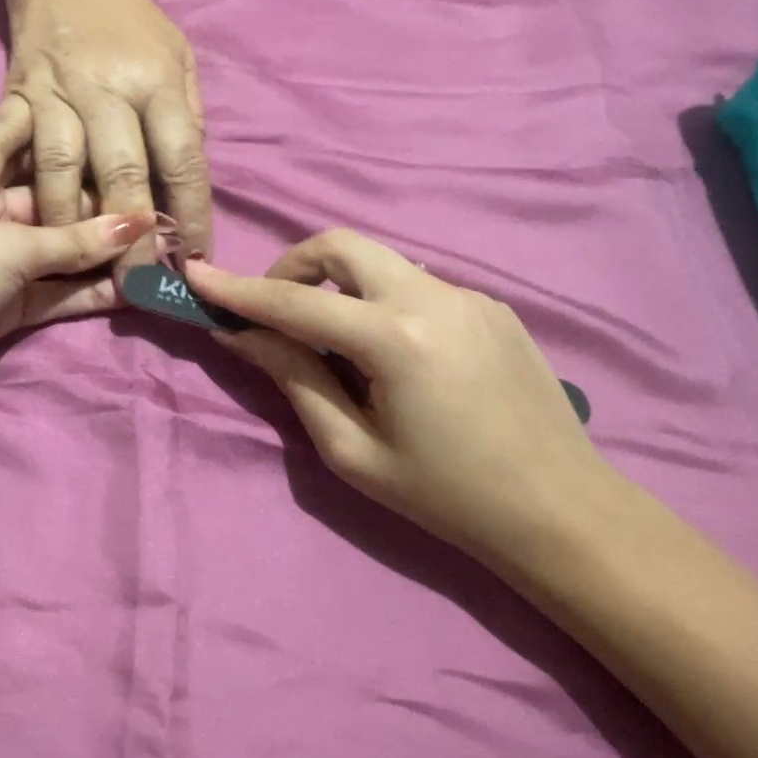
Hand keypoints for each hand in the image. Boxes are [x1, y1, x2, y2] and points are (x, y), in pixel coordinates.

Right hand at [0, 0, 210, 266]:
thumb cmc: (131, 24)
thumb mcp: (179, 58)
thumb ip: (186, 118)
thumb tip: (189, 187)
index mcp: (156, 81)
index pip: (181, 158)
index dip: (190, 213)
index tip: (193, 260)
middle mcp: (107, 89)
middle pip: (121, 171)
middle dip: (129, 236)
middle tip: (137, 287)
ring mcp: (57, 90)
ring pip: (60, 161)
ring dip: (66, 217)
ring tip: (72, 264)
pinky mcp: (17, 90)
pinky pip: (2, 126)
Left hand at [0, 161, 156, 387]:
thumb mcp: (14, 245)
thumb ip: (79, 239)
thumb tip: (143, 223)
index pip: (43, 164)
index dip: (91, 171)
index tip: (141, 175)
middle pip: (57, 213)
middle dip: (105, 223)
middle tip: (161, 225)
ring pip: (60, 257)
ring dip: (102, 262)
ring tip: (155, 260)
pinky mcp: (7, 305)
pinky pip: (55, 292)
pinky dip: (87, 293)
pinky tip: (130, 290)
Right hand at [187, 231, 623, 563]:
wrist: (561, 511)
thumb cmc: (445, 496)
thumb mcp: (352, 450)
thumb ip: (295, 379)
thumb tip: (242, 335)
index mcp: (395, 339)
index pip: (295, 302)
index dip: (238, 289)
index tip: (196, 274)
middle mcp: (434, 297)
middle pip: (342, 246)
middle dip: (294, 267)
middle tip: (275, 313)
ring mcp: (469, 296)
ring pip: (381, 263)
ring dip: (339, 288)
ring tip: (337, 348)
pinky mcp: (492, 307)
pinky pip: (416, 286)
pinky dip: (381, 303)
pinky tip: (394, 360)